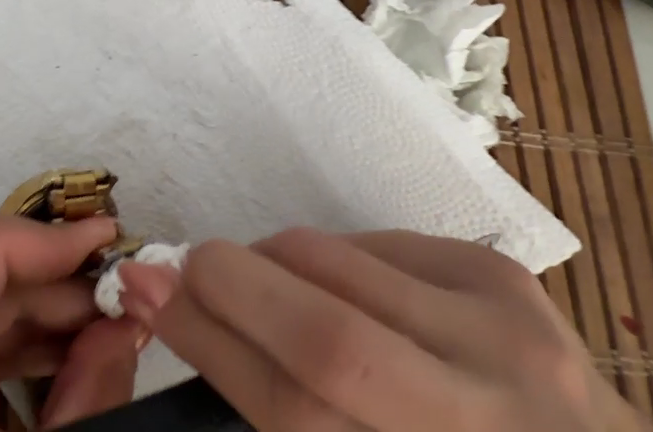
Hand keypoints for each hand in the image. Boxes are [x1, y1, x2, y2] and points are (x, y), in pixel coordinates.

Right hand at [117, 228, 649, 431]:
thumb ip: (264, 392)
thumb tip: (162, 296)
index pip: (294, 408)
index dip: (203, 341)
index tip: (141, 289)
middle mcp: (489, 420)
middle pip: (326, 337)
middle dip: (223, 285)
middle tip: (180, 270)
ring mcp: (511, 340)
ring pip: (335, 262)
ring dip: (268, 263)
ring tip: (266, 289)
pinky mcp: (506, 277)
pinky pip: (371, 238)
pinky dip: (325, 256)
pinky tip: (340, 291)